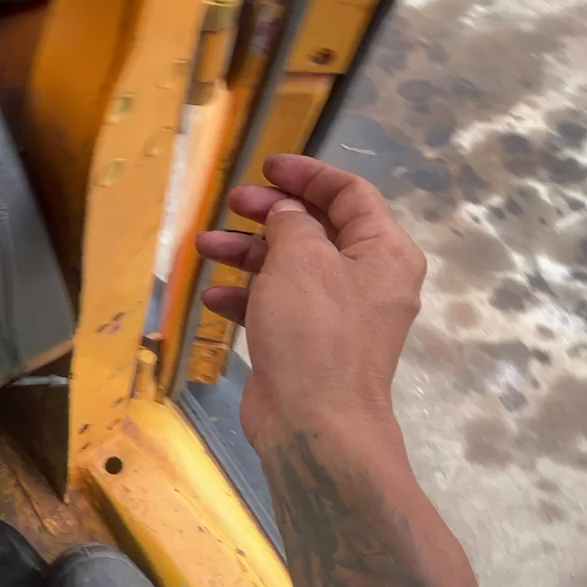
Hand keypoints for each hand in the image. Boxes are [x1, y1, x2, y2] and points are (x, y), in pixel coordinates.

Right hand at [195, 154, 425, 445]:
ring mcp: (334, 313)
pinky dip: (246, 295)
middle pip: (315, 229)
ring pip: (288, 266)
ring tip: (204, 247)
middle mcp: (364, 279)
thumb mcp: (300, 261)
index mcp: (382, 252)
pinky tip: (215, 299)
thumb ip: (291, 224)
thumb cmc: (314, 331)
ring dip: (246, 253)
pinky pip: (275, 304)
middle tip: (231, 204)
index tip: (267, 166)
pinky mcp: (306, 342)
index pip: (350, 195)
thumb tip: (286, 212)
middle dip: (269, 213)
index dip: (308, 174)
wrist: (315, 421)